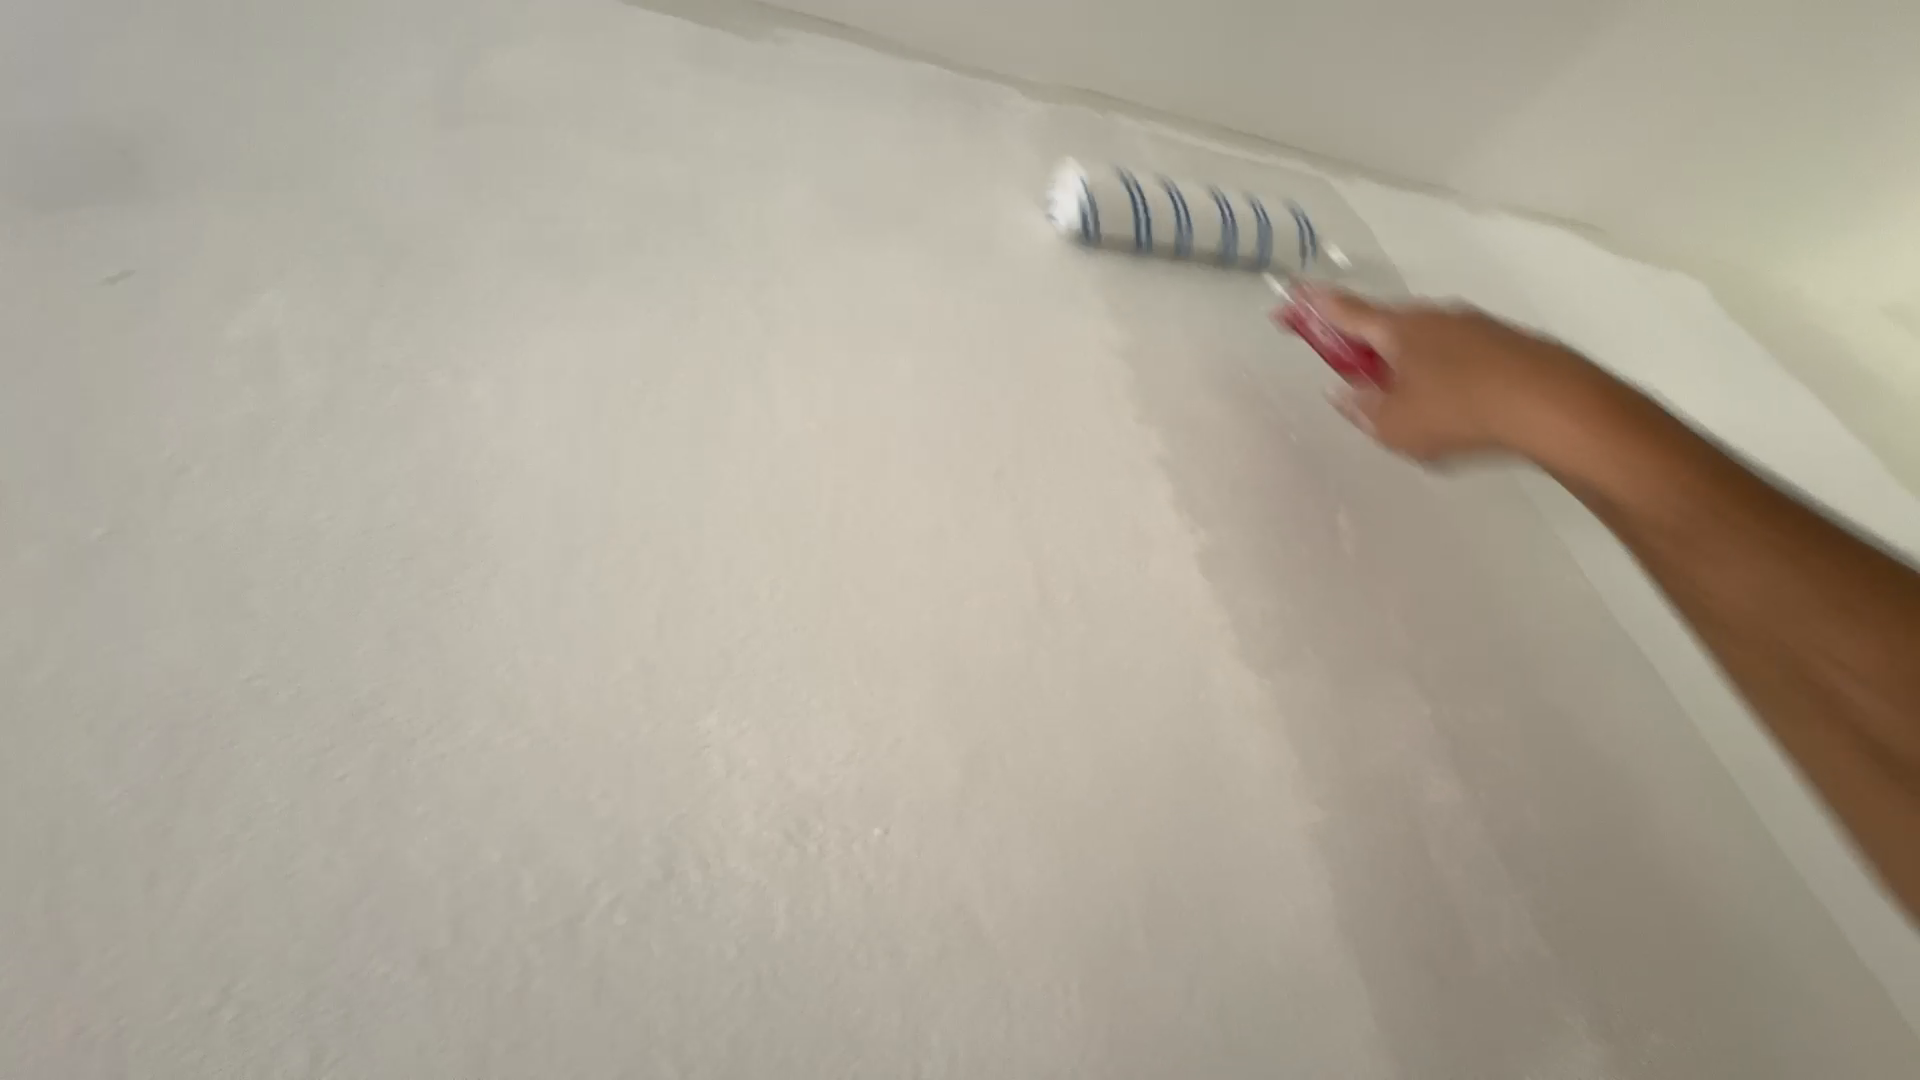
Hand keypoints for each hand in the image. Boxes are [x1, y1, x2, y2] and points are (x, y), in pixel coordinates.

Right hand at [1275, 287, 1620, 464]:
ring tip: (1416, 411)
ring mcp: (1476, 327)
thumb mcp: (1391, 425)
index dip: (1312, 308)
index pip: (1344, 312)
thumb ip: (1361, 408)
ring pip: (1424, 345)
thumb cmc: (1457, 412)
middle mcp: (1434, 317)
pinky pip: (1458, 357)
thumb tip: (1347, 392)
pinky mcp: (1508, 344)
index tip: (1289, 299)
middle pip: (1386, 329)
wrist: (1557, 407)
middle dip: (1366, 352)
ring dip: (1408, 368)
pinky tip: (1457, 410)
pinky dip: (1445, 377)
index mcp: (1397, 330)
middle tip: (1361, 385)